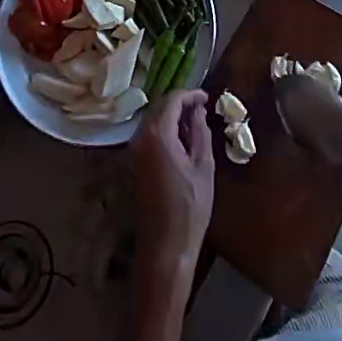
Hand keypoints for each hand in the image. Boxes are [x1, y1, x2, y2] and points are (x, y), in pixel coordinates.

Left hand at [131, 89, 213, 277]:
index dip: (190, 94)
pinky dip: (164, 129)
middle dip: (180, 103)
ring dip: (171, 115)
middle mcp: (140, 139)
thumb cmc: (190, 207)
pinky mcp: (135, 165)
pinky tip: (182, 139)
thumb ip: (200, 132)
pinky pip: (148, 135)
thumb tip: (198, 111)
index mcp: (157, 136)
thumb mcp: (203, 166)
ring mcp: (134, 153)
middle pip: (158, 107)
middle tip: (203, 107)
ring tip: (196, 122)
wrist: (166, 246)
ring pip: (152, 121)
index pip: (171, 100)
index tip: (208, 97)